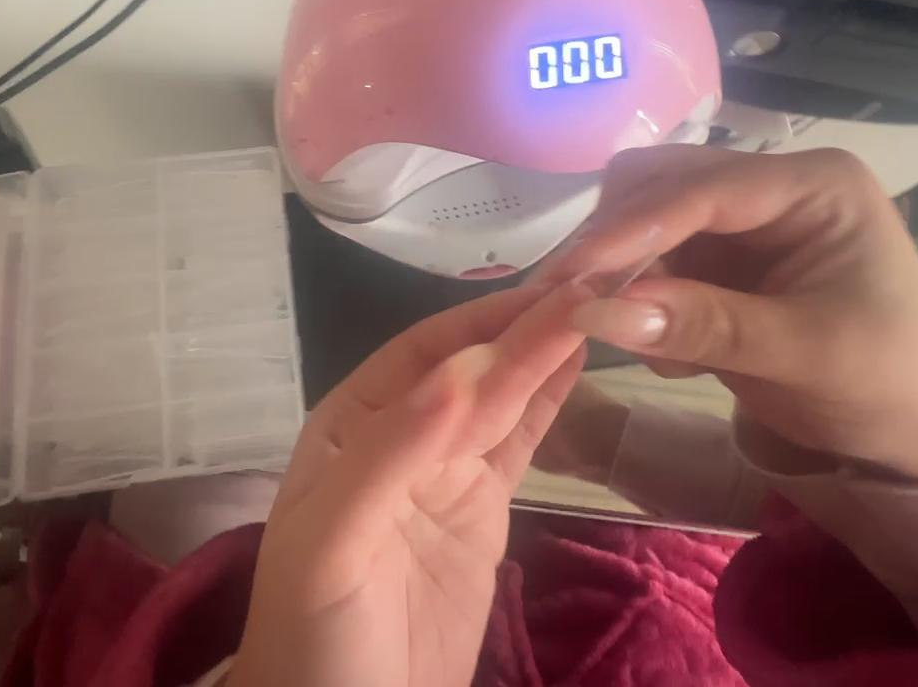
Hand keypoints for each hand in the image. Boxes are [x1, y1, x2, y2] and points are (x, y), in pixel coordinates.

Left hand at [229, 285, 589, 686]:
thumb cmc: (316, 627)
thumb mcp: (334, 536)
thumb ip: (394, 450)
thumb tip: (463, 370)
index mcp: (356, 419)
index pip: (427, 352)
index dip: (487, 321)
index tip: (552, 292)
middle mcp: (403, 430)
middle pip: (473, 369)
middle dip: (529, 330)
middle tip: (598, 290)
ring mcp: (446, 468)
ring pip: (503, 398)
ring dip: (546, 355)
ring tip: (601, 312)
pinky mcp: (483, 506)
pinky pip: (521, 441)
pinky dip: (551, 402)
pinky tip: (577, 364)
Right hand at [539, 146, 917, 480]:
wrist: (911, 434)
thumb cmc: (883, 387)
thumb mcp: (799, 356)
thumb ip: (698, 326)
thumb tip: (591, 311)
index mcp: (814, 186)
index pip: (704, 189)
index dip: (634, 228)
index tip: (574, 273)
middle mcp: (768, 184)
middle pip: (658, 182)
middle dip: (616, 240)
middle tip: (579, 297)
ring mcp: (737, 216)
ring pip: (640, 215)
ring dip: (622, 271)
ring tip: (642, 339)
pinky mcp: (714, 250)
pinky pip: (646, 254)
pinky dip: (637, 295)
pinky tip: (668, 348)